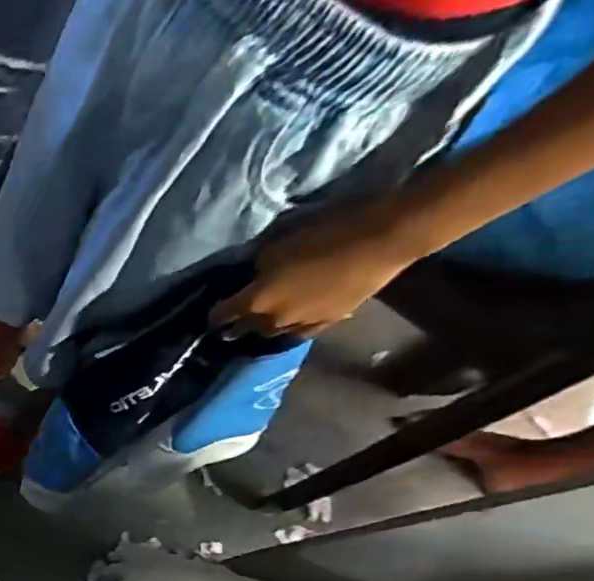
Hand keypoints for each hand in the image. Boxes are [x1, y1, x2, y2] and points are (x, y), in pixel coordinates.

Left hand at [210, 206, 424, 338]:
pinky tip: (290, 324)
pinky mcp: (328, 323)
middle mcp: (273, 319)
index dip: (214, 315)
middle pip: (245, 329)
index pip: (223, 315)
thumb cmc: (325, 233)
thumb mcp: (277, 242)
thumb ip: (258, 265)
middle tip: (229, 324)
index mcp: (256, 300)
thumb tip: (254, 276)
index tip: (211, 314)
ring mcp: (301, 325)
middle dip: (235, 326)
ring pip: (272, 334)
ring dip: (262, 328)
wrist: (382, 239)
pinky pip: (300, 332)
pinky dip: (290, 328)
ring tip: (260, 322)